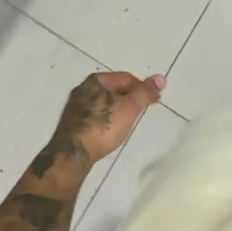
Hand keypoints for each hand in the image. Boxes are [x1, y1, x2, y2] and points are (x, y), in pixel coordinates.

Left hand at [41, 72, 163, 171]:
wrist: (73, 152)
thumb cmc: (103, 126)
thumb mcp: (130, 108)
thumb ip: (145, 93)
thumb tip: (161, 78)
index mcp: (96, 80)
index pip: (126, 78)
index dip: (143, 88)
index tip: (153, 102)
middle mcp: (82, 88)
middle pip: (113, 89)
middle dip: (129, 98)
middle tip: (140, 112)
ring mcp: (74, 105)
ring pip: (103, 103)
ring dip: (117, 109)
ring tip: (127, 123)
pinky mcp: (70, 122)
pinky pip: (94, 115)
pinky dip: (105, 119)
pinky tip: (109, 131)